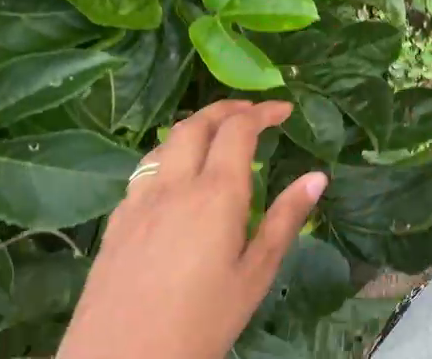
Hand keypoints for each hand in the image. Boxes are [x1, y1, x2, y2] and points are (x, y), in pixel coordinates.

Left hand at [58, 100, 327, 358]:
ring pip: (164, 145)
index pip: (239, 129)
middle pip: (195, 125)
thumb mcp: (255, 275)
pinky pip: (142, 174)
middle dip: (226, 109)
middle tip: (252, 111)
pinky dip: (167, 158)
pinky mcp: (114, 228)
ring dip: (194, 128)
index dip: (264, 111)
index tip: (284, 110)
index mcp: (216, 194)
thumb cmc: (199, 323)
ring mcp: (137, 206)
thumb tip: (318, 176)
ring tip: (216, 137)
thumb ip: (284, 220)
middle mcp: (174, 187)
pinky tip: (176, 182)